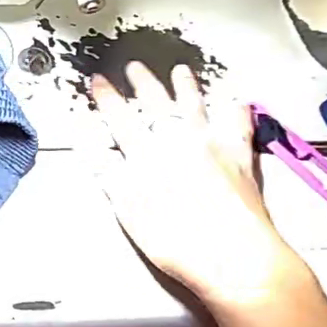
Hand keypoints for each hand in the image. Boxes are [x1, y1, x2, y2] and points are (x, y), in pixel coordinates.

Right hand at [90, 62, 321, 315]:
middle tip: (134, 67)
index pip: (119, 117)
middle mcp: (177, 142)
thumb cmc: (175, 241)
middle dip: (143, 83)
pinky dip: (236, 110)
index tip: (98, 81)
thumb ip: (106, 168)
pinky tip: (235, 100)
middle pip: (156, 104)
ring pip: (195, 107)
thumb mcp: (126, 207)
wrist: (235, 258)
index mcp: (145, 154)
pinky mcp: (240, 158)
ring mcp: (211, 146)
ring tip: (181, 71)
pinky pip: (238, 126)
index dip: (106, 97)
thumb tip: (87, 138)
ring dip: (186, 87)